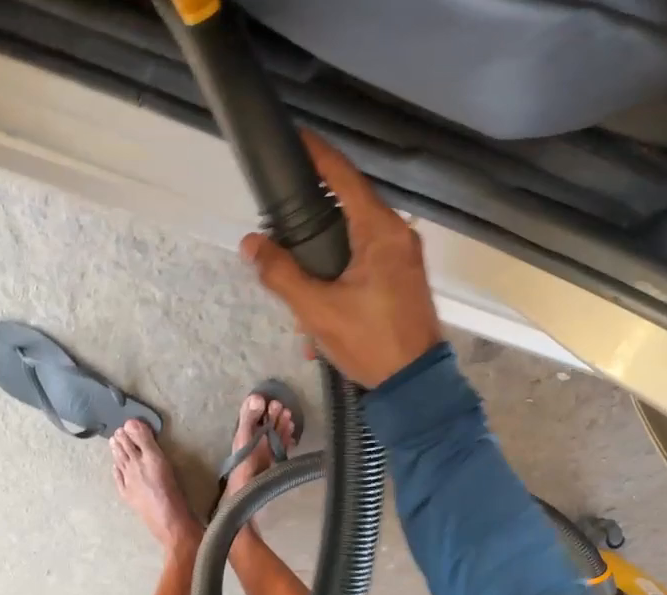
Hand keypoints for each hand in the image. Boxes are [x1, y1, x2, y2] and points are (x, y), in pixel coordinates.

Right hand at [240, 132, 444, 387]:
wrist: (415, 384)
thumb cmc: (370, 342)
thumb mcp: (317, 310)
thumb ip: (281, 274)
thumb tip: (251, 244)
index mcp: (381, 231)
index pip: (344, 177)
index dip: (318, 154)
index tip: (295, 138)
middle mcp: (398, 235)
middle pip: (347, 209)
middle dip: (312, 224)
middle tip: (281, 230)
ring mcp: (405, 258)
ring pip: (354, 243)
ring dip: (323, 264)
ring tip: (298, 292)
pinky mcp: (403, 280)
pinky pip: (365, 265)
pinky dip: (340, 279)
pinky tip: (320, 314)